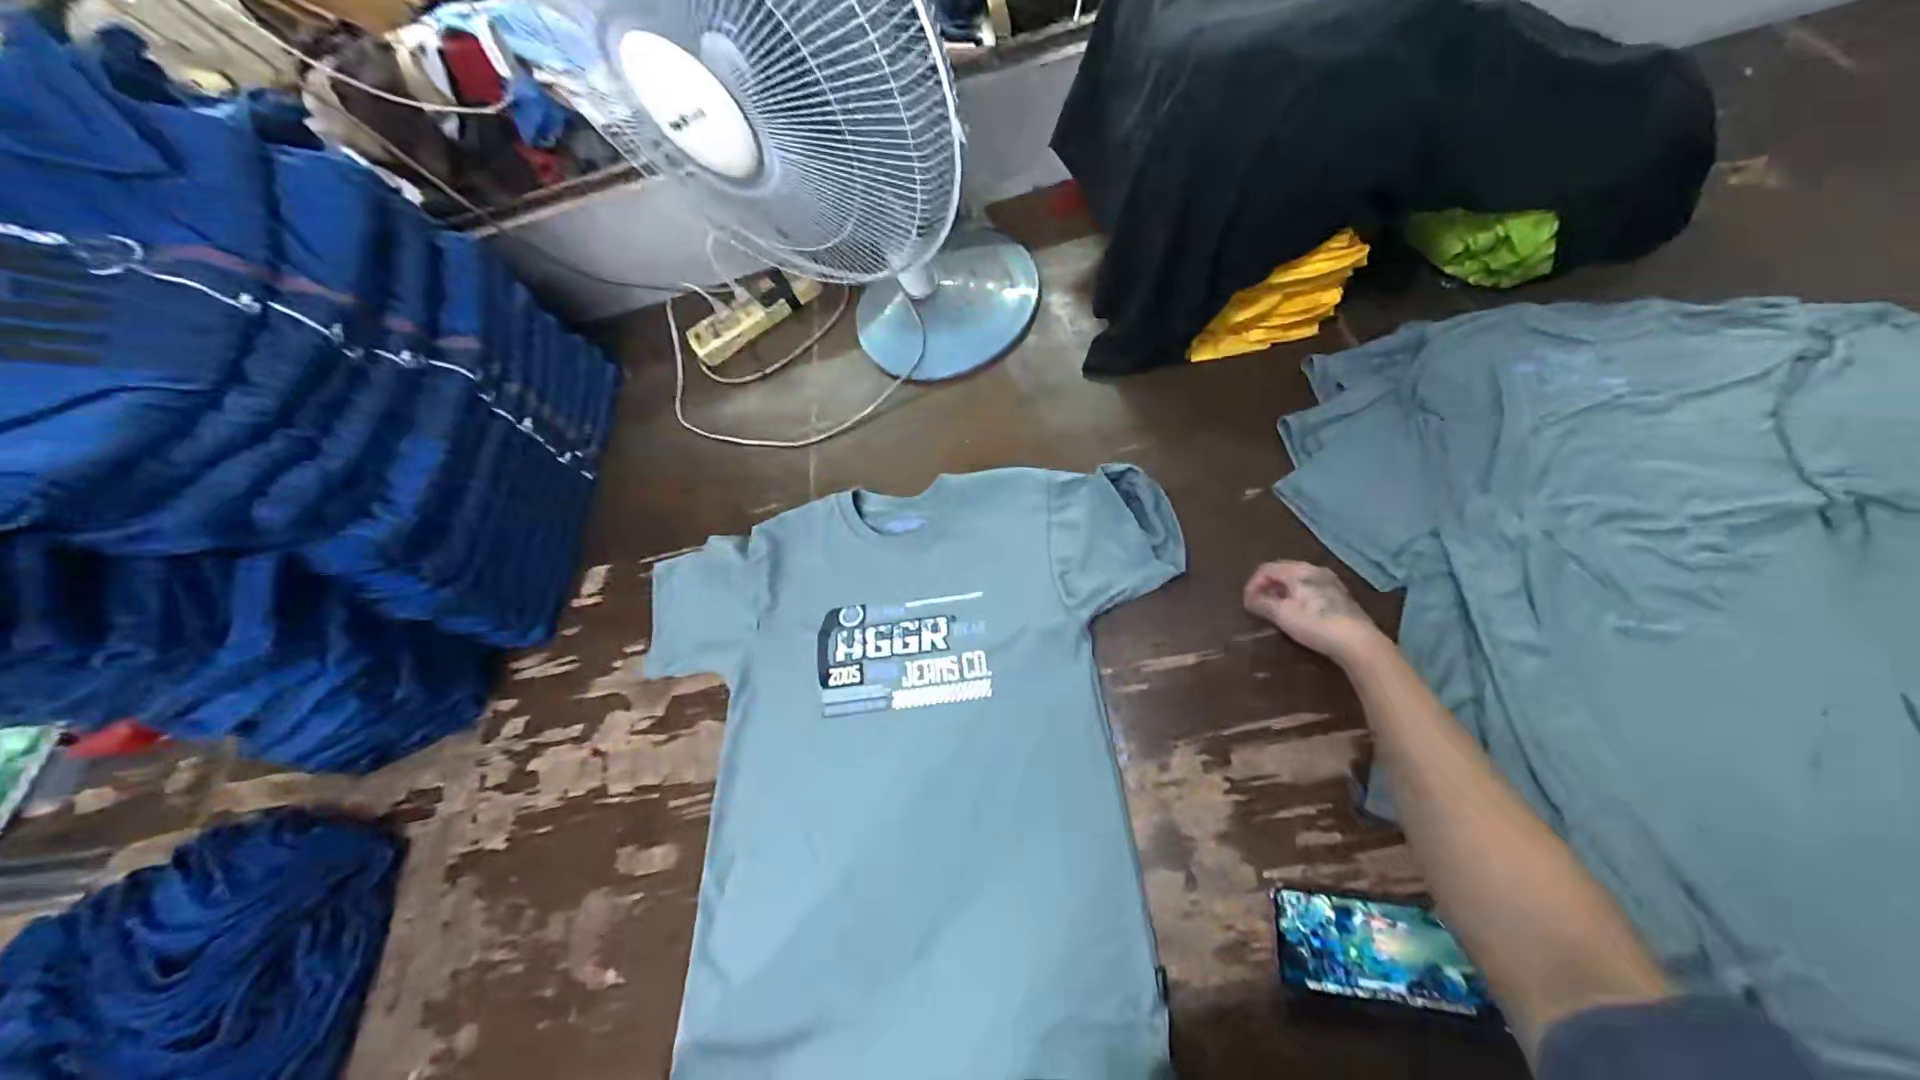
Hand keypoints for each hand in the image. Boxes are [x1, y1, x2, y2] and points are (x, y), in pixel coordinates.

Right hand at [1242, 561, 1386, 663]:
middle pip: (1283, 571)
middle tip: (1258, 604)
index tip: (1246, 603)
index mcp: (1299, 570)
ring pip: (1297, 580)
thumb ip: (1262, 603)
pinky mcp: (1339, 595)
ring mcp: (1330, 582)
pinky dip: (1297, 596)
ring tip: (1275, 609)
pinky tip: (1297, 613)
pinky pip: (1310, 588)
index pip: (1267, 568)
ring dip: (1282, 592)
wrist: (1358, 641)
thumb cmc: (1315, 624)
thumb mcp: (1282, 614)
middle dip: (1267, 586)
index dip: (1252, 584)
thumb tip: (1249, 599)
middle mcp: (1315, 570)